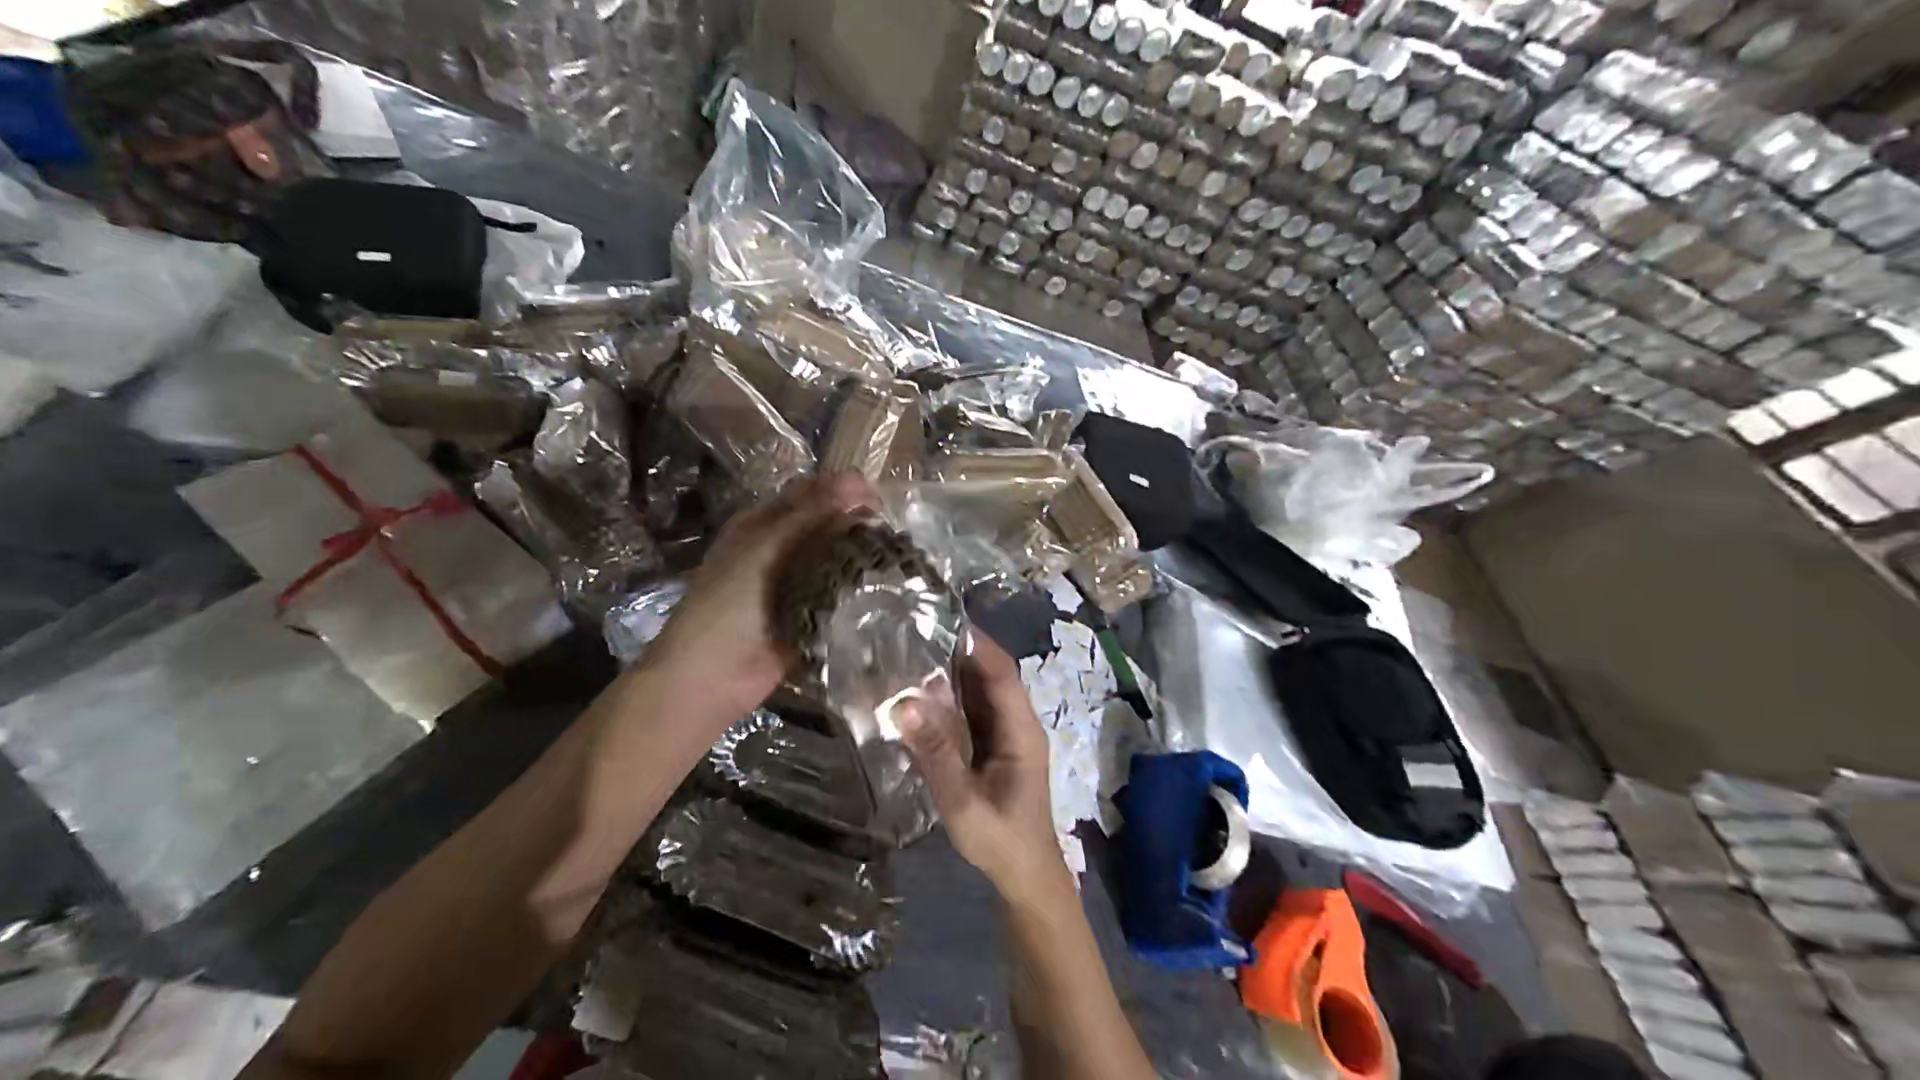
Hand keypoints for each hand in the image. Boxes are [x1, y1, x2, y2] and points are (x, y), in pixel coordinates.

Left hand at [643, 472, 878, 719]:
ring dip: (861, 560)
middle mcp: (779, 549)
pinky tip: (884, 590)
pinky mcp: (810, 616)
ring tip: (896, 559)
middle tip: (893, 535)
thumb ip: (811, 513)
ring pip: (836, 562)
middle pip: (826, 529)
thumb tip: (858, 479)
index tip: (880, 500)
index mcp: (762, 524)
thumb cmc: (729, 601)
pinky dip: (857, 593)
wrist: (711, 674)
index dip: (844, 492)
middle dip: (857, 527)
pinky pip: (838, 597)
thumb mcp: (767, 546)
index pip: (810, 495)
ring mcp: (795, 584)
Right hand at [900, 632, 1069, 903]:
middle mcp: (1019, 723)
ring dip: (954, 674)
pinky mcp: (997, 747)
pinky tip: (924, 695)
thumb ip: (935, 753)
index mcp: (1021, 729)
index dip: (975, 644)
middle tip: (916, 633)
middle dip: (959, 652)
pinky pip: (976, 711)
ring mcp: (1009, 735)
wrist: (1025, 875)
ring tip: (913, 654)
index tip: (941, 619)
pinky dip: (953, 698)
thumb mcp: (963, 799)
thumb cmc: (999, 838)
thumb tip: (904, 704)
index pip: (1001, 672)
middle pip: (992, 675)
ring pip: (983, 692)